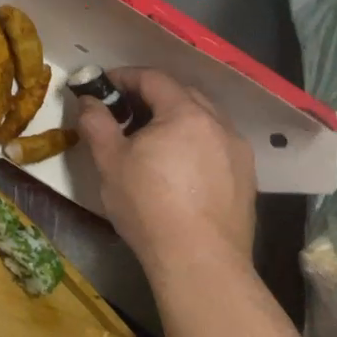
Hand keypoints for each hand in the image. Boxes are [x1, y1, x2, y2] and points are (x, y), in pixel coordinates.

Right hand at [78, 68, 255, 280]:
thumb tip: (89, 100)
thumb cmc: (148, 204)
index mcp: (186, 115)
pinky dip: (195, 141)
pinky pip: (217, 145)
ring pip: (205, 120)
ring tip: (151, 138)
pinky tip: (177, 165)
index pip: (154, 79)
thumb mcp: (109, 160)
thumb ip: (97, 123)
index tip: (103, 84)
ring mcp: (239, 154)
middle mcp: (220, 126)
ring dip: (177, 118)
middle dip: (153, 94)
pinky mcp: (246, 181)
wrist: (199, 260)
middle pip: (184, 95)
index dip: (125, 76)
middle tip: (124, 110)